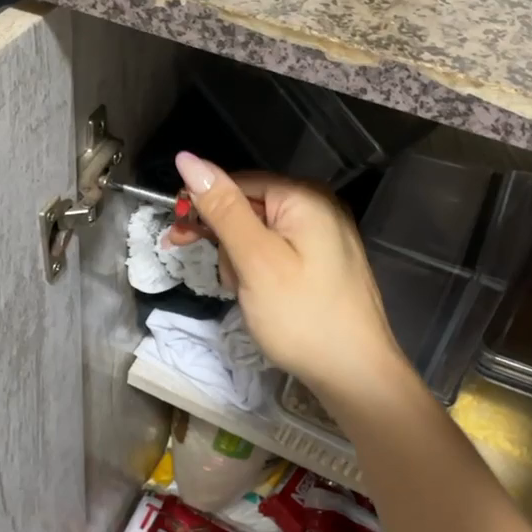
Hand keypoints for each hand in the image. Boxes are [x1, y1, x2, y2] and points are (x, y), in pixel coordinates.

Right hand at [170, 152, 406, 396]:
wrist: (354, 372)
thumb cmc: (302, 316)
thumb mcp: (255, 260)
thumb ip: (223, 208)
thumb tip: (188, 159)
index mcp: (304, 197)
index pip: (238, 182)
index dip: (203, 207)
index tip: (176, 239)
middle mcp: (318, 206)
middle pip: (249, 207)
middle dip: (225, 241)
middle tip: (223, 281)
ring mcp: (324, 235)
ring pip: (260, 233)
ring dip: (240, 261)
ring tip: (244, 294)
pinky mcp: (324, 261)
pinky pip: (278, 251)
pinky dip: (259, 270)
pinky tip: (259, 296)